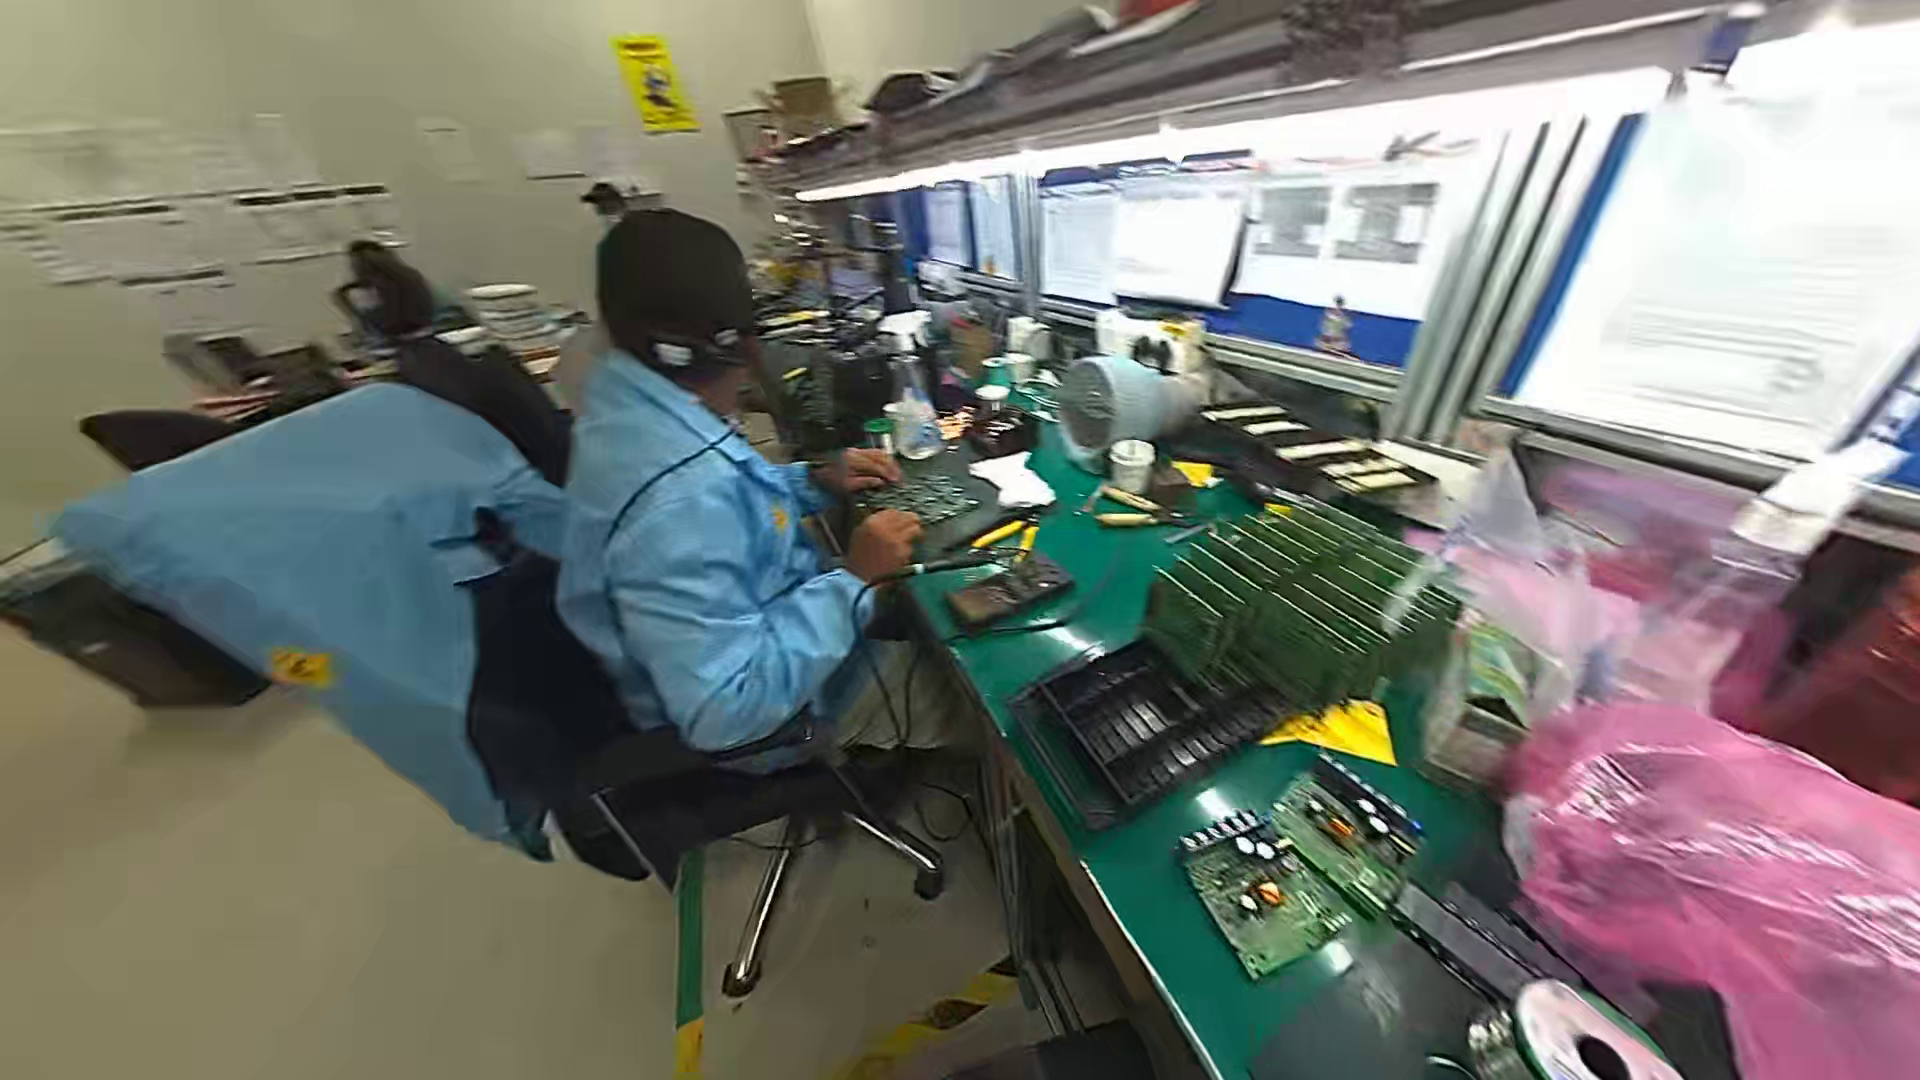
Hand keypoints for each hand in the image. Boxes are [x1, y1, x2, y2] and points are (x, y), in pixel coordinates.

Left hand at [814, 448, 901, 495]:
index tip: (896, 481)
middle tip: (899, 478)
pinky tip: (886, 465)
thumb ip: (865, 482)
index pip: (877, 465)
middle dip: (892, 467)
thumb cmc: (829, 480)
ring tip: (895, 472)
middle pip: (881, 456)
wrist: (815, 471)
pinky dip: (883, 458)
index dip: (889, 473)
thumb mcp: (847, 486)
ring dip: (889, 462)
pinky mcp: (855, 451)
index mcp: (855, 461)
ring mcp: (856, 450)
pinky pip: (873, 452)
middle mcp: (857, 452)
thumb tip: (881, 482)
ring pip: (879, 452)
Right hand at [846, 510, 922, 582]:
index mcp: (872, 522)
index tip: (904, 519)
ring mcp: (895, 540)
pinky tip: (904, 553)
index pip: (894, 512)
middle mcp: (884, 528)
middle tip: (916, 526)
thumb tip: (892, 518)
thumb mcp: (860, 534)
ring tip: (915, 537)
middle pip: (907, 517)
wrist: (860, 579)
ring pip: (914, 529)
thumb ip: (876, 524)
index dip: (901, 516)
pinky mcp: (902, 552)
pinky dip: (909, 549)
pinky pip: (911, 546)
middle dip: (913, 522)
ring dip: (916, 533)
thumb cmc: (858, 559)